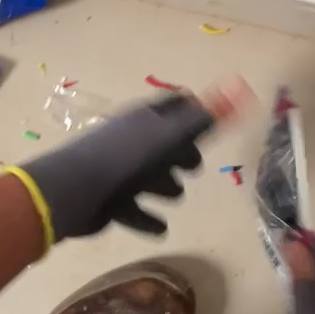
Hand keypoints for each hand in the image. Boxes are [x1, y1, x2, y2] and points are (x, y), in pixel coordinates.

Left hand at [13, 78, 249, 244]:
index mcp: (144, 120)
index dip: (195, 113)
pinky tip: (159, 229)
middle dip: (179, 154)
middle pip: (163, 145)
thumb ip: (204, 117)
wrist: (74, 191)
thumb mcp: (170, 135)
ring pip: (148, 178)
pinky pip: (134, 210)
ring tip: (173, 196)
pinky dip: (147, 218)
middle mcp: (130, 141)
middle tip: (193, 167)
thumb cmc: (126, 159)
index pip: (175, 107)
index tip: (213, 123)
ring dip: (164, 187)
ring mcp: (117, 171)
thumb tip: (239, 84)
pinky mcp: (109, 201)